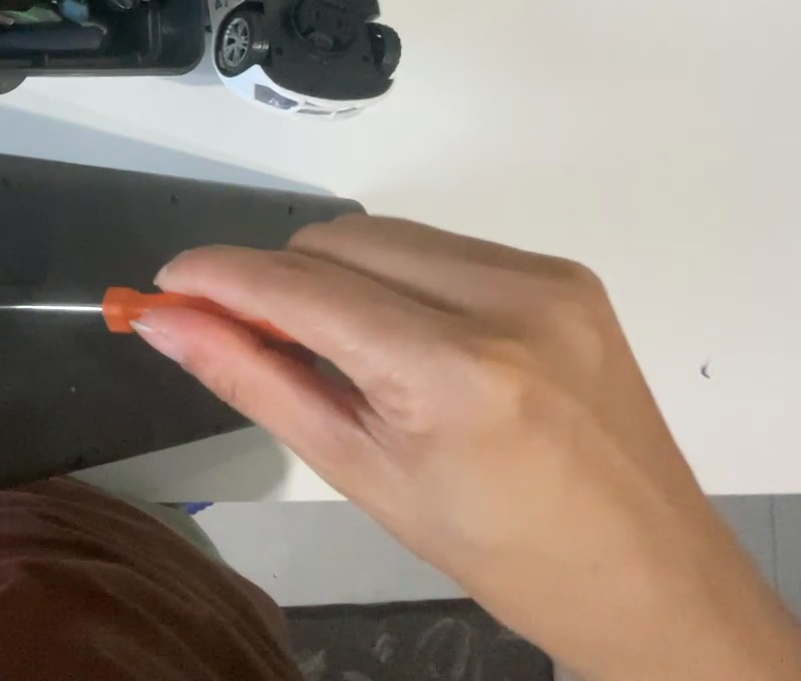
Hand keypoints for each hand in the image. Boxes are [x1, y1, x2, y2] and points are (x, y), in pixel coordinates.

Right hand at [136, 215, 800, 680]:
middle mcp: (504, 302)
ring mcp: (542, 278)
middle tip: (243, 330)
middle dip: (267, 279)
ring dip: (318, 272)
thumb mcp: (349, 467)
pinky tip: (387, 326)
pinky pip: (421, 243)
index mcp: (451, 372)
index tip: (162, 286)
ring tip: (324, 338)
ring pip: (369, 234)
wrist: (653, 581)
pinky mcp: (559, 272)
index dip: (214, 275)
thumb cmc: (486, 543)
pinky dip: (375, 272)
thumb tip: (160, 322)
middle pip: (326, 244)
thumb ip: (246, 377)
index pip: (294, 287)